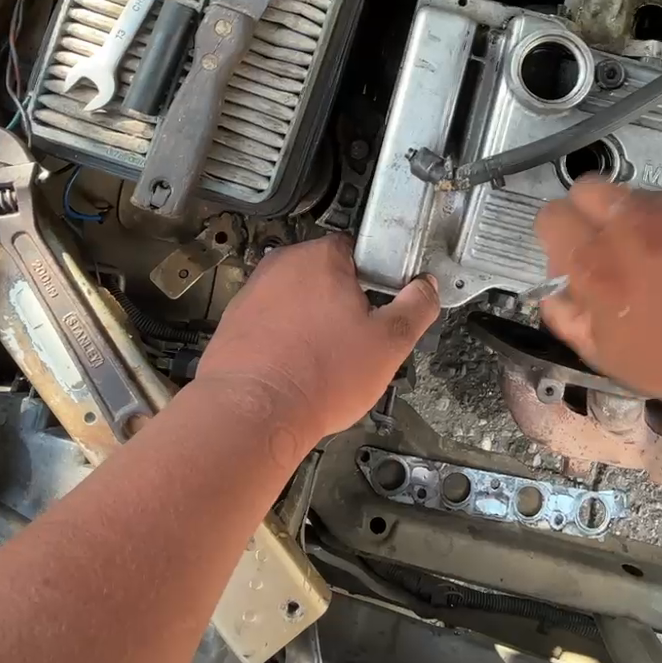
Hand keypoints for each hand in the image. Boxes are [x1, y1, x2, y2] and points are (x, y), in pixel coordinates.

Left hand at [194, 234, 438, 446]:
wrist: (253, 414)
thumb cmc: (316, 378)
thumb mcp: (390, 343)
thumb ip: (416, 306)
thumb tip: (426, 289)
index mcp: (323, 257)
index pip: (358, 248)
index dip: (375, 277)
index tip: (380, 302)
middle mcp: (283, 265)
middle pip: (326, 273)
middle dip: (343, 300)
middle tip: (355, 336)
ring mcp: (254, 291)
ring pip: (297, 297)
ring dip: (312, 319)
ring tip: (324, 356)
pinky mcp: (235, 320)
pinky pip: (271, 320)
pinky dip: (285, 337)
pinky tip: (297, 364)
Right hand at [533, 180, 661, 422]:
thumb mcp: (601, 352)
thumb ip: (562, 312)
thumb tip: (555, 284)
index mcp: (595, 263)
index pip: (550, 215)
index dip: (558, 235)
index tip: (574, 251)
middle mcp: (628, 225)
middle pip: (585, 186)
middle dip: (589, 211)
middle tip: (611, 242)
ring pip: (633, 192)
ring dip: (635, 216)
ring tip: (660, 253)